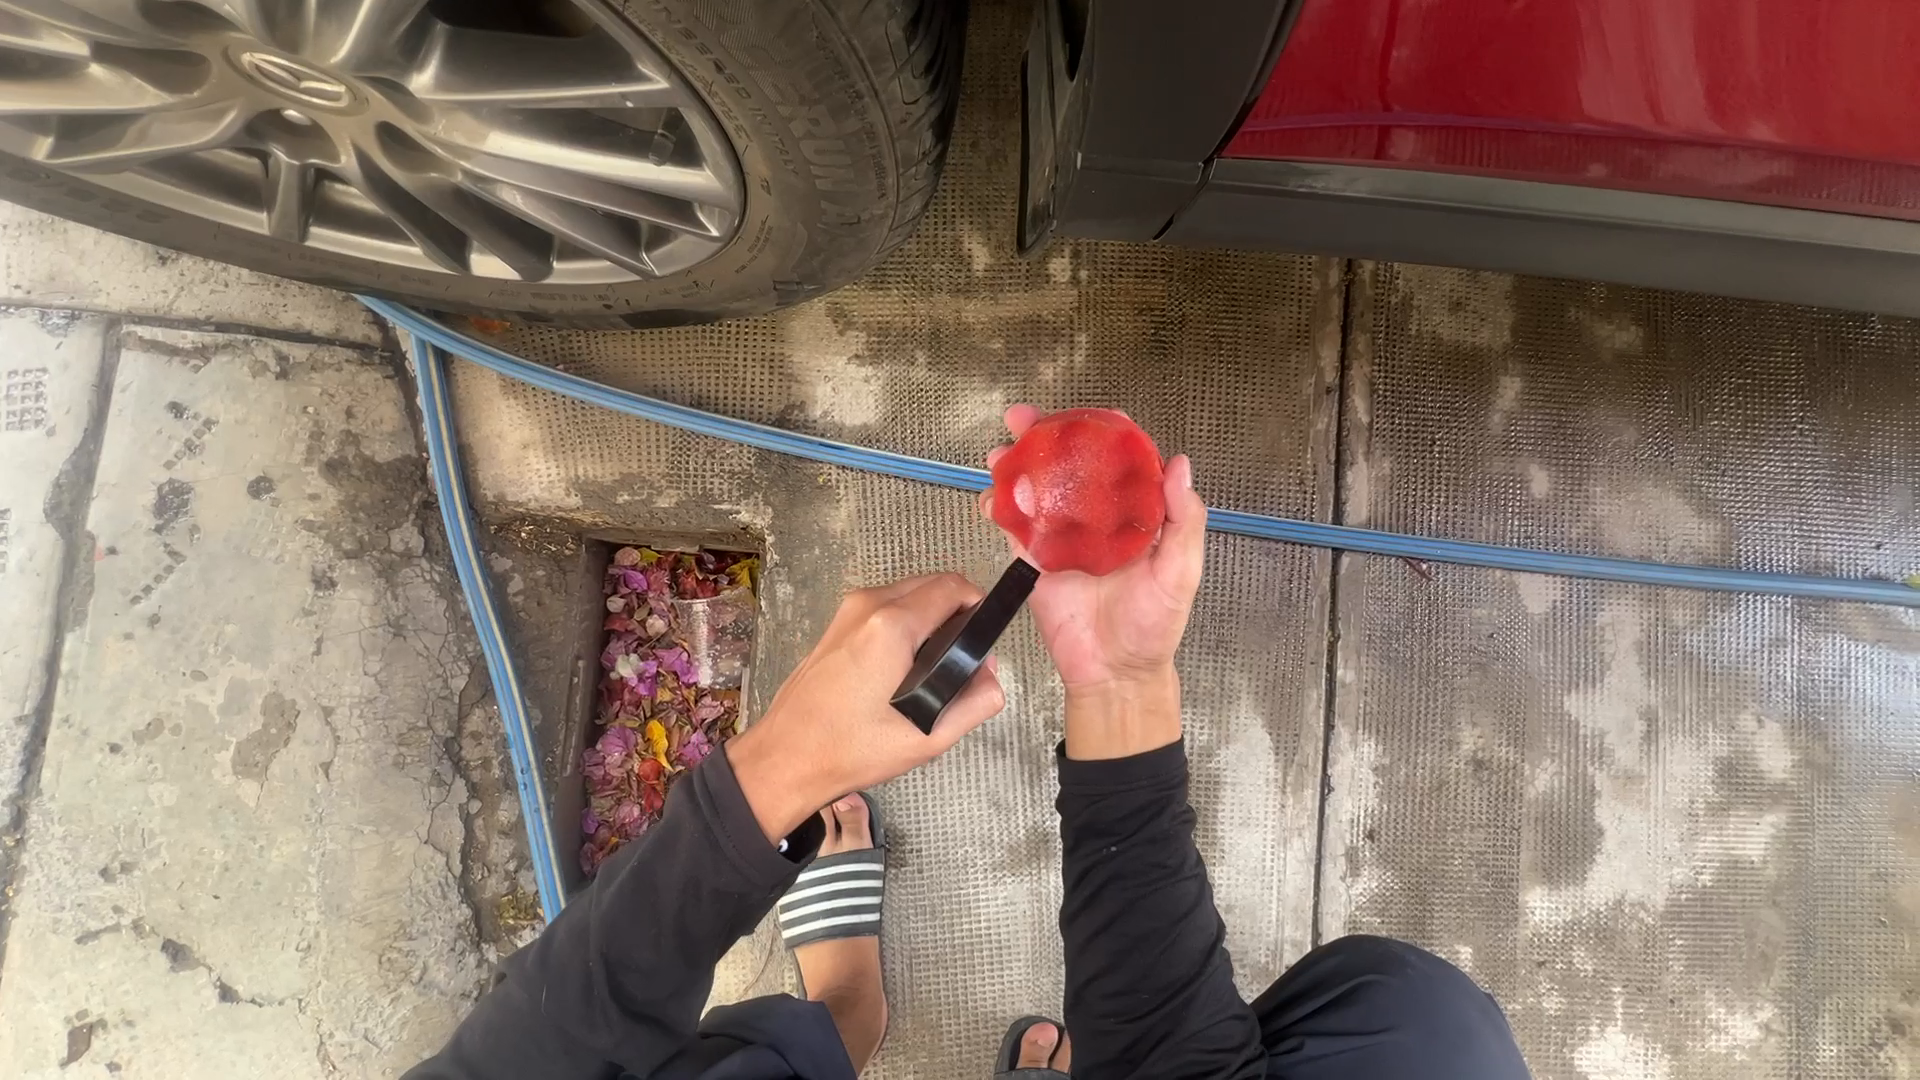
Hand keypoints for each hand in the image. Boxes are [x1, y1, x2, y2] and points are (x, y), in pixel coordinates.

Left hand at [726, 574, 1005, 841]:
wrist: (785, 757)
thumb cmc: (851, 749)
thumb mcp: (928, 738)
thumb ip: (976, 702)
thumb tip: (990, 673)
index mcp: (891, 625)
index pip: (953, 587)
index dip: (978, 606)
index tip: (983, 638)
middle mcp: (868, 604)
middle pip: (932, 584)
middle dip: (956, 612)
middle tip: (962, 659)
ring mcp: (848, 609)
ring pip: (909, 592)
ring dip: (931, 617)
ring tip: (933, 667)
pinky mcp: (837, 621)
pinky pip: (886, 605)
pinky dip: (906, 622)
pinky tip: (904, 666)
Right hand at [979, 405, 1207, 757]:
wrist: (1113, 672)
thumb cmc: (1154, 627)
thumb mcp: (1180, 573)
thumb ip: (1183, 521)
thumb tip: (1180, 466)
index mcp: (1131, 516)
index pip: (1117, 462)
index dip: (1104, 432)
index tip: (1093, 414)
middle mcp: (1094, 519)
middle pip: (1067, 468)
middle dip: (1044, 439)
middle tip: (1024, 419)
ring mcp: (1061, 538)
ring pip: (1035, 491)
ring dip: (1015, 466)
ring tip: (1001, 452)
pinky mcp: (1034, 561)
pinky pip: (1013, 528)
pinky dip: (999, 509)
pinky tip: (992, 497)